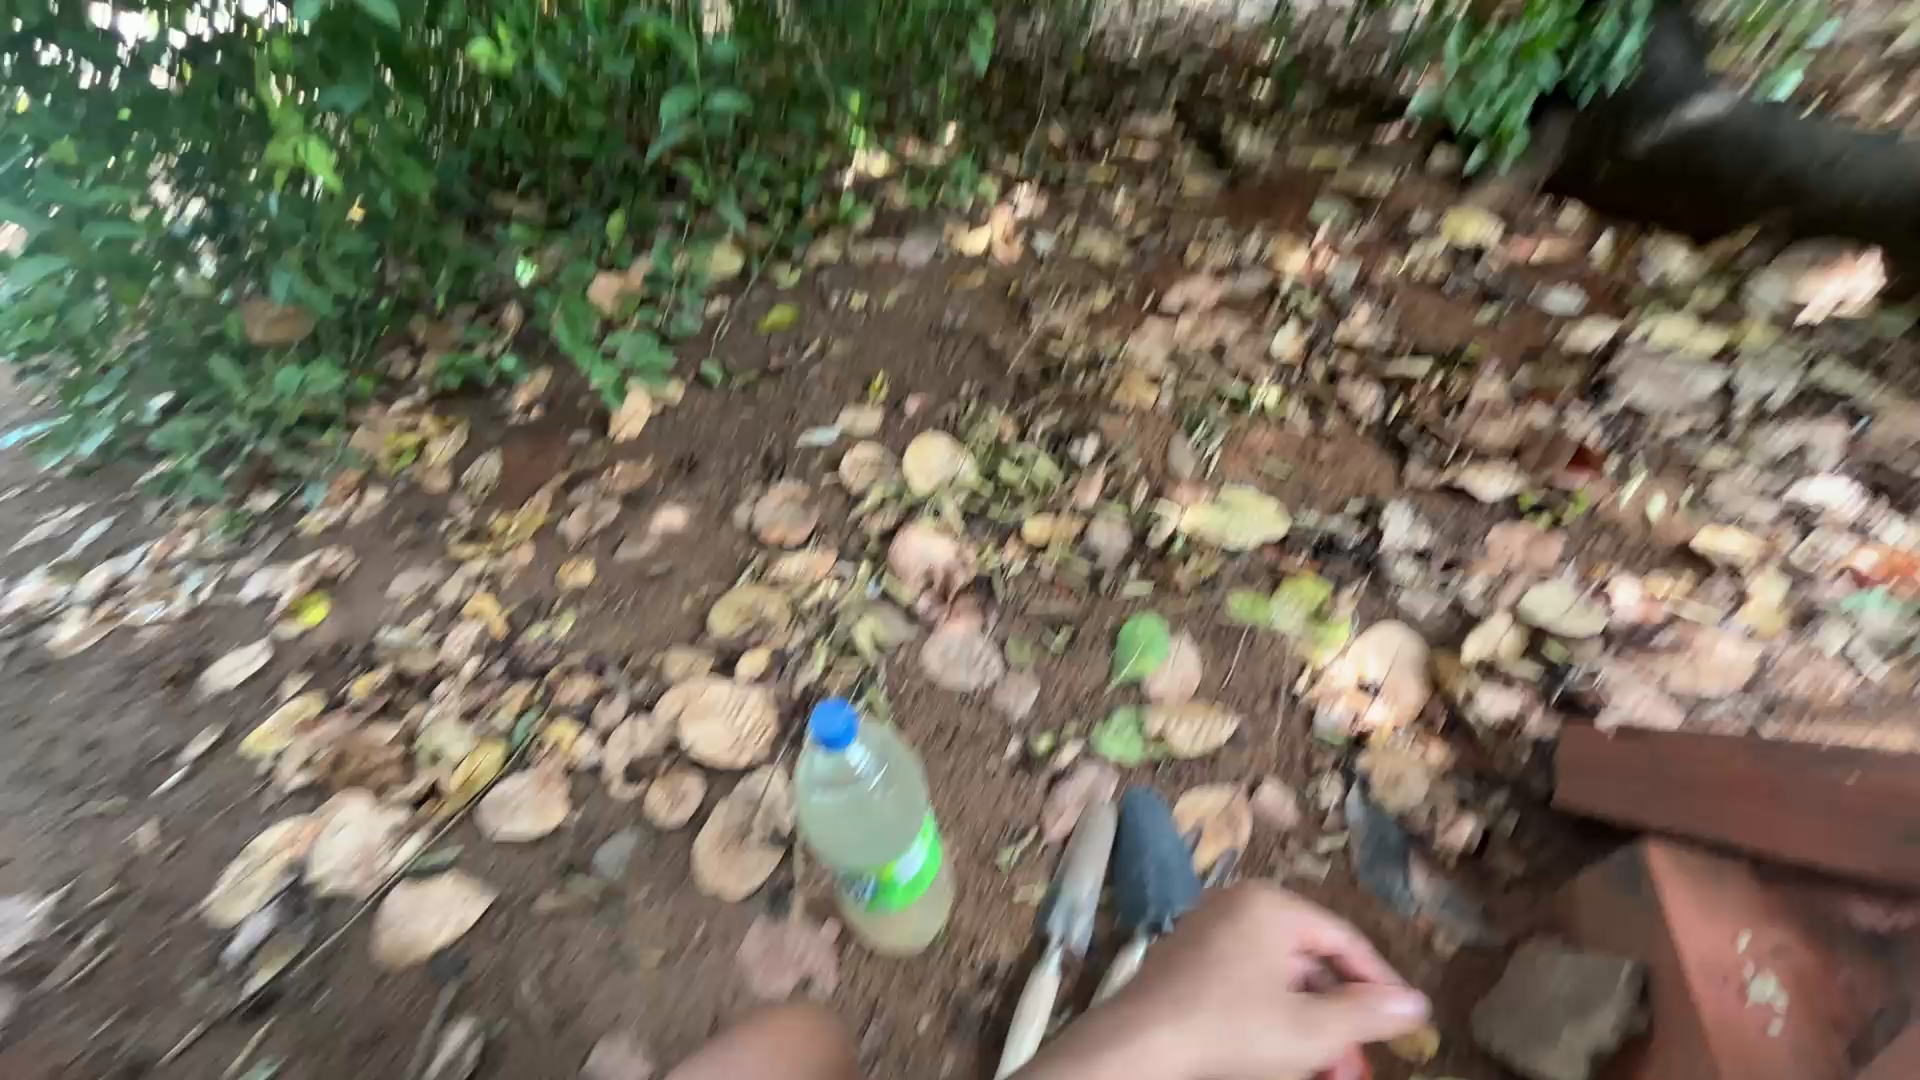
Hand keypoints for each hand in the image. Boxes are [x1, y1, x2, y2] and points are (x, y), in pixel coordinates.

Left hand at [1015, 883, 1429, 1079]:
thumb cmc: (1232, 1027)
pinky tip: (1287, 1059)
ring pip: (1281, 977)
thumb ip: (1367, 1014)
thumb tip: (1416, 1002)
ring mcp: (1211, 927)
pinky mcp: (1192, 956)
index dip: (1380, 984)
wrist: (1143, 1041)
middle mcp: (1238, 904)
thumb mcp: (1311, 1028)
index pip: (1343, 938)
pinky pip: (1249, 980)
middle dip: (1341, 1021)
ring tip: (1330, 1074)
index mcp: (1269, 905)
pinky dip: (1275, 1016)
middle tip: (1358, 1070)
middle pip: (1311, 961)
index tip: (1407, 1026)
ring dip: (1311, 1027)